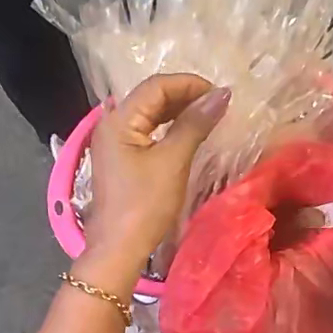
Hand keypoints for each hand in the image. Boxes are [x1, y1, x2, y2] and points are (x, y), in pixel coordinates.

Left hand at [80, 74, 229, 284]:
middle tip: (217, 106)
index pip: (156, 86)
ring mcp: (113, 143)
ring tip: (207, 117)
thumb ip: (195, 124)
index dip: (190, 84)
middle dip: (185, 96)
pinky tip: (188, 135)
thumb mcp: (173, 161)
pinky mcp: (120, 160)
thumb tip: (221, 94)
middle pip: (151, 97)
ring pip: (149, 115)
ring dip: (178, 112)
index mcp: (119, 120)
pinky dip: (168, 129)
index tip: (220, 95)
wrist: (119, 248)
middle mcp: (111, 124)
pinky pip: (146, 133)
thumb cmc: (145, 204)